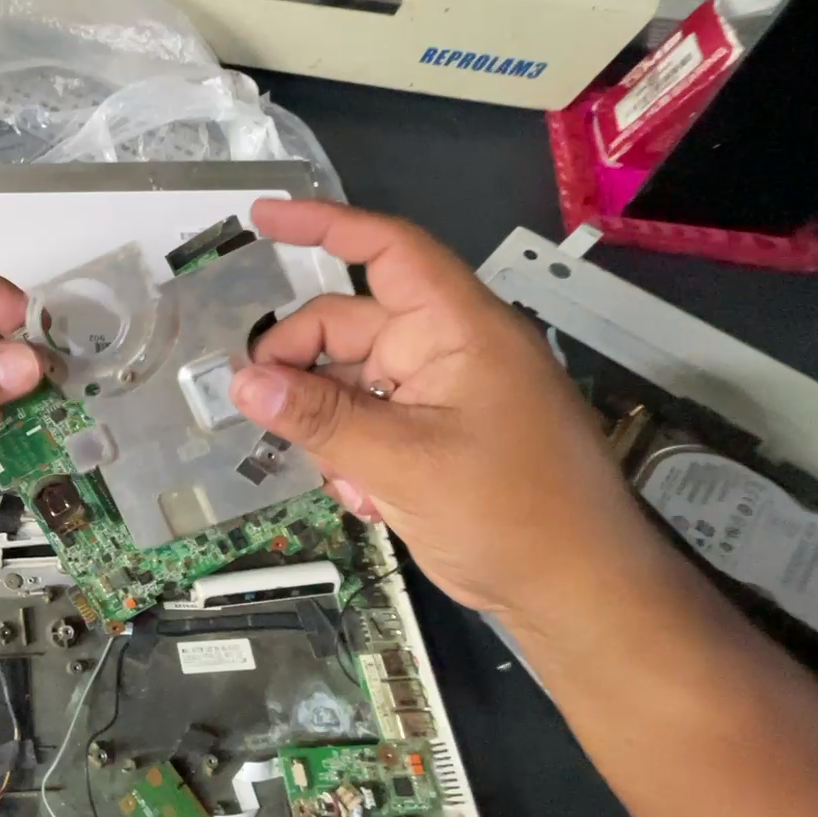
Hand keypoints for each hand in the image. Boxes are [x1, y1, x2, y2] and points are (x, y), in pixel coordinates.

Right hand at [228, 200, 652, 615]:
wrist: (577, 597)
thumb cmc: (512, 514)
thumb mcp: (400, 462)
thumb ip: (315, 417)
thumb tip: (240, 383)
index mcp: (457, 330)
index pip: (387, 250)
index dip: (323, 226)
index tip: (260, 219)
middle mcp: (442, 349)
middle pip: (340, 327)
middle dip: (296, 366)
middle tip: (262, 408)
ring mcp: (432, 392)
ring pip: (339, 380)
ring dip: (320, 423)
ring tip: (338, 475)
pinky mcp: (423, 430)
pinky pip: (355, 418)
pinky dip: (341, 450)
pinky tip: (359, 494)